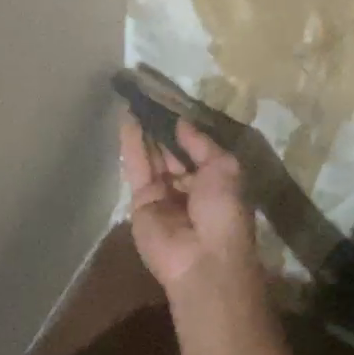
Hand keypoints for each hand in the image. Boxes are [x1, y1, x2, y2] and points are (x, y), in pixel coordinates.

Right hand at [120, 116, 260, 299]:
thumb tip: (183, 123)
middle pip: (170, 151)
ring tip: (135, 100)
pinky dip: (132, 144)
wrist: (203, 259)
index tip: (172, 102)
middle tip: (148, 95)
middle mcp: (187, 186)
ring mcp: (162, 194)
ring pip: (151, 156)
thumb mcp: (225, 169)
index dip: (185, 128)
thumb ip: (202, 144)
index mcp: (213, 180)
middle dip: (161, 126)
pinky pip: (136, 168)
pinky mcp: (140, 201)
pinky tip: (128, 118)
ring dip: (144, 130)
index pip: (196, 149)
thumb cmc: (223, 212)